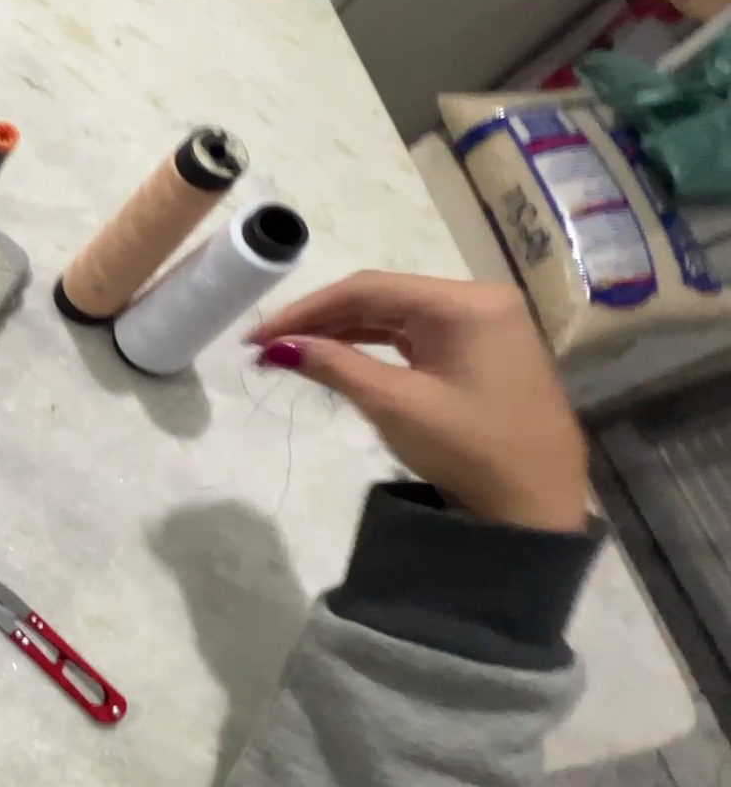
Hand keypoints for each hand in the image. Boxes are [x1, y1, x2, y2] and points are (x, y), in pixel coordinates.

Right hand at [248, 272, 588, 533]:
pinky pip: (404, 334)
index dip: (303, 310)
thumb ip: (332, 365)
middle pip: (377, 296)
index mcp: (465, 304)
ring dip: (334, 330)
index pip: (366, 289)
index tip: (255, 338)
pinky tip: (327, 355)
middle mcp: (474, 301)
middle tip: (262, 347)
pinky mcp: (470, 349)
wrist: (530, 497)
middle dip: (315, 319)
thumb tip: (275, 347)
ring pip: (388, 314)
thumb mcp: (391, 402)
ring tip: (285, 352)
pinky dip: (362, 343)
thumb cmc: (466, 444)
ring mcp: (476, 324)